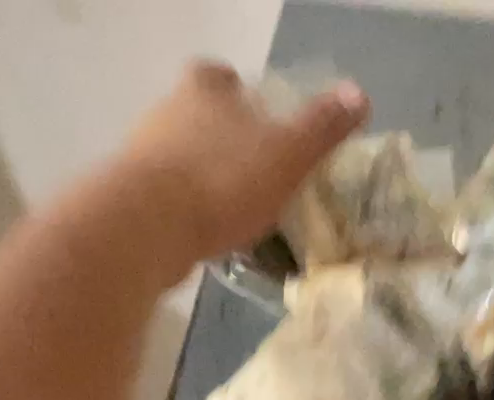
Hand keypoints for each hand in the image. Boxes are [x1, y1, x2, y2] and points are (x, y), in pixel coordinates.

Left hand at [108, 62, 367, 271]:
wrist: (149, 225)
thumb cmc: (224, 179)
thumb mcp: (288, 153)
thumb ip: (322, 127)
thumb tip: (360, 94)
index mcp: (204, 92)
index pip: (217, 75)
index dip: (236, 87)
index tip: (255, 108)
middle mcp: (167, 112)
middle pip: (199, 114)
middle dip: (225, 134)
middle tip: (258, 163)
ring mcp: (145, 154)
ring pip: (182, 155)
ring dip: (208, 173)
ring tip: (240, 204)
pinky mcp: (133, 195)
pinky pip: (171, 195)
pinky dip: (192, 207)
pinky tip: (214, 230)